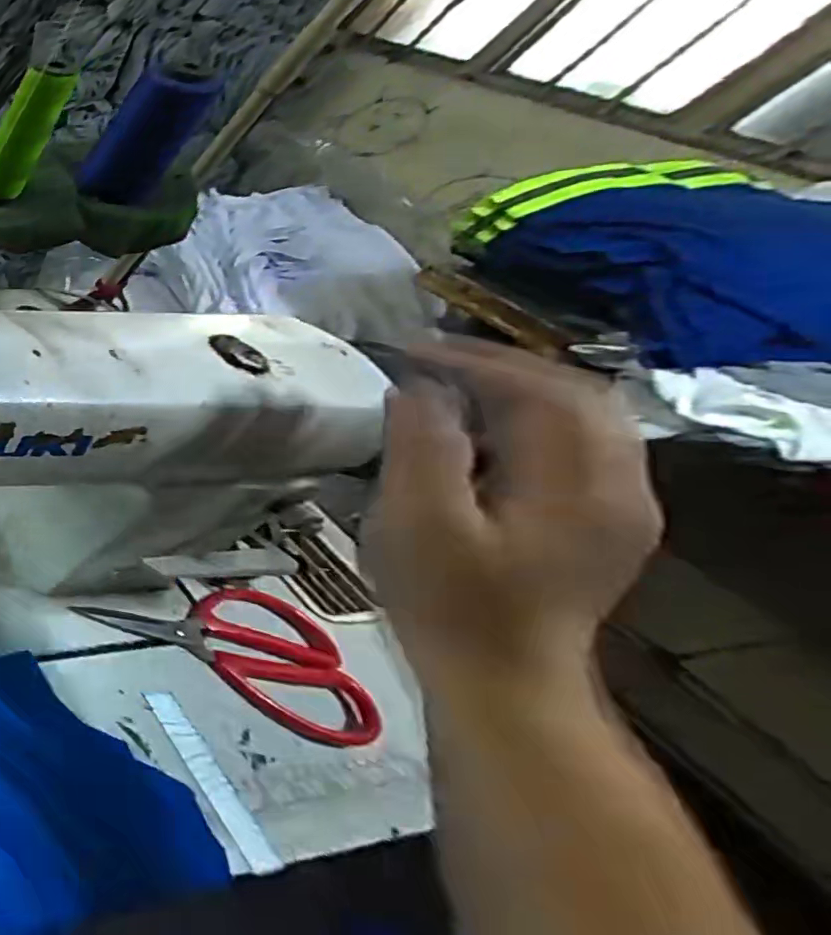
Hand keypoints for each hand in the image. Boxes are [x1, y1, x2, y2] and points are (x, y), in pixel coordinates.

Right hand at [363, 339, 661, 697]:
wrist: (499, 680)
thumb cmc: (449, 603)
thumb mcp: (419, 522)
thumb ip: (423, 447)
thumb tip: (418, 389)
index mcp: (584, 488)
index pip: (544, 391)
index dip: (475, 361)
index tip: (409, 350)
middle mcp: (621, 489)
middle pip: (577, 395)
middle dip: (500, 366)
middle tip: (428, 359)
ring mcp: (617, 508)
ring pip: (580, 419)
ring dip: (513, 390)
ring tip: (446, 386)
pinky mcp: (599, 524)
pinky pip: (571, 448)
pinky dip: (522, 422)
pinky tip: (475, 433)